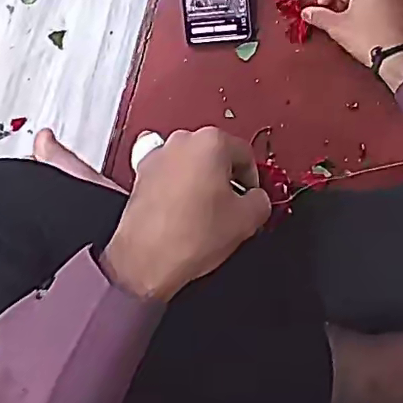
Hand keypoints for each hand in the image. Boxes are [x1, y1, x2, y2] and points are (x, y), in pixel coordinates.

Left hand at [100, 127, 268, 300]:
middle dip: (226, 179)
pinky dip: (177, 188)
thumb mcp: (247, 220)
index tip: (251, 196)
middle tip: (230, 206)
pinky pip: (170, 175)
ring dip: (201, 182)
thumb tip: (257, 200)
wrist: (145, 261)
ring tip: (204, 213)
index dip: (253, 179)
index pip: (245, 154)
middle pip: (217, 155)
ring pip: (192, 164)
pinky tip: (182, 213)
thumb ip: (262, 200)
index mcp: (212, 141)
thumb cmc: (188, 236)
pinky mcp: (141, 174)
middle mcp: (183, 140)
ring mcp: (159, 155)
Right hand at [302, 0, 402, 89]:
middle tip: (333, 12)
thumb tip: (308, 12)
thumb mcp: (337, 26)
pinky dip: (368, 7)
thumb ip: (319, 16)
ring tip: (347, 20)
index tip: (323, 5)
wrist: (396, 56)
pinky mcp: (400, 8)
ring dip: (353, 1)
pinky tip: (362, 24)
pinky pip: (379, 0)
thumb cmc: (368, 38)